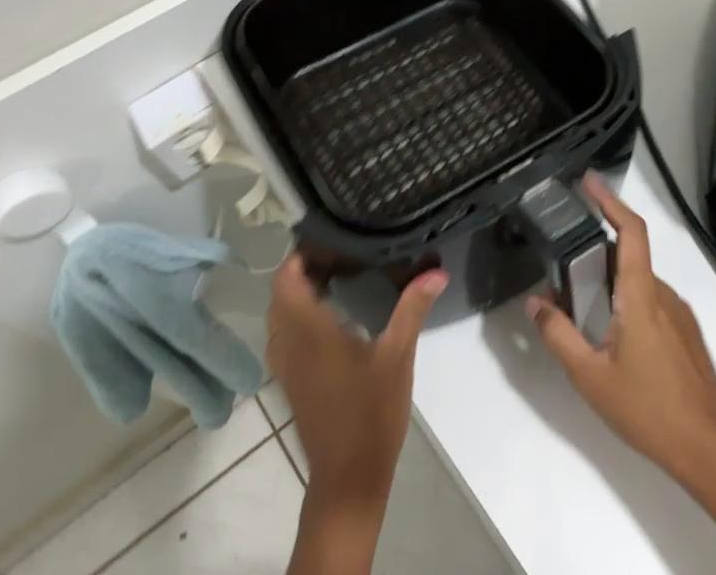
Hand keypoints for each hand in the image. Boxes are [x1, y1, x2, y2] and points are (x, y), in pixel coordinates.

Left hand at [268, 254, 447, 512]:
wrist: (348, 475)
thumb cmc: (372, 413)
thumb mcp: (398, 357)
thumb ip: (412, 310)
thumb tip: (436, 272)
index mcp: (309, 331)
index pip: (287, 279)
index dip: (300, 255)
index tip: (330, 240)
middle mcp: (288, 343)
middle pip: (280, 293)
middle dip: (302, 270)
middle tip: (339, 255)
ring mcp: (285, 364)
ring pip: (279, 315)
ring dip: (297, 294)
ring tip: (336, 279)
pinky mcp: (289, 380)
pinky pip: (283, 335)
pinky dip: (297, 318)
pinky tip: (330, 319)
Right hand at [527, 173, 715, 481]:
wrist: (708, 447)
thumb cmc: (648, 409)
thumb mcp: (589, 376)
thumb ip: (558, 334)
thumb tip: (534, 303)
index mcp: (641, 297)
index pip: (631, 232)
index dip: (610, 201)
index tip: (588, 182)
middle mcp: (664, 296)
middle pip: (629, 257)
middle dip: (594, 254)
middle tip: (559, 267)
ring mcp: (679, 316)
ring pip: (638, 283)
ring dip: (608, 283)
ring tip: (576, 306)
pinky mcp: (686, 335)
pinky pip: (650, 303)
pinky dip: (625, 303)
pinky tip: (608, 336)